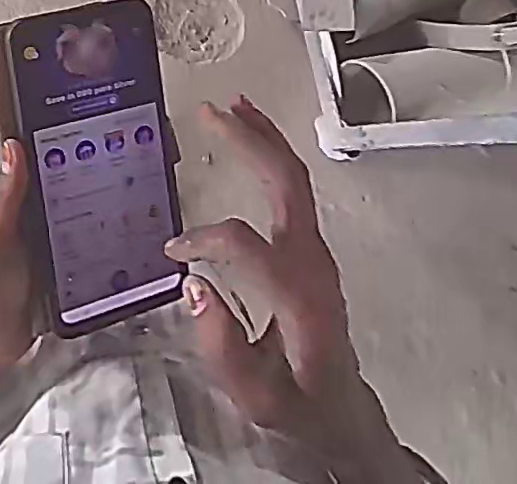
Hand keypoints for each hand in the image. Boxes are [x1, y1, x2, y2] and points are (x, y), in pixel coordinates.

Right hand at [167, 97, 429, 483]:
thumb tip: (193, 283)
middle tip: (210, 111)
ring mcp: (314, 245)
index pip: (245, 243)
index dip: (203, 240)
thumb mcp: (256, 398)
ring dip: (263, 135)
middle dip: (248, 140)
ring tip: (231, 105)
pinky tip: (251, 133)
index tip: (173, 253)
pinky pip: (292, 184)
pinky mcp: (308, 243)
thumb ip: (222, 346)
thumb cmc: (298, 407)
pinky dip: (271, 151)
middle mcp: (311, 257)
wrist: (342, 412)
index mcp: (299, 293)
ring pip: (293, 174)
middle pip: (286, 181)